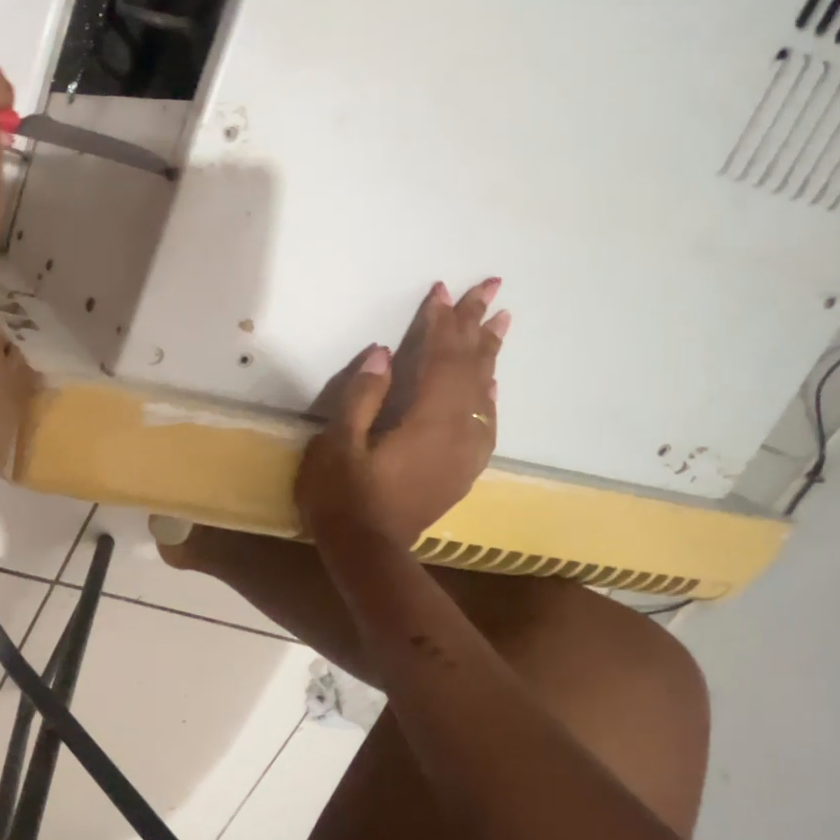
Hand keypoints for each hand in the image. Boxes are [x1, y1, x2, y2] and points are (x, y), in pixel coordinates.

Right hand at [295, 279, 509, 549]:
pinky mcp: (462, 467)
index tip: (441, 290)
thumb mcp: (338, 443)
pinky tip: (491, 381)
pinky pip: (485, 418)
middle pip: (471, 368)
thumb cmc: (342, 496)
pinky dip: (489, 391)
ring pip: (484, 390)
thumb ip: (363, 396)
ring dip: (490, 353)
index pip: (440, 359)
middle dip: (476, 326)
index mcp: (427, 420)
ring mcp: (465, 451)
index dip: (440, 323)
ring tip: (501, 321)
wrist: (368, 552)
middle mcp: (458, 431)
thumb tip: (382, 352)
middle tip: (490, 287)